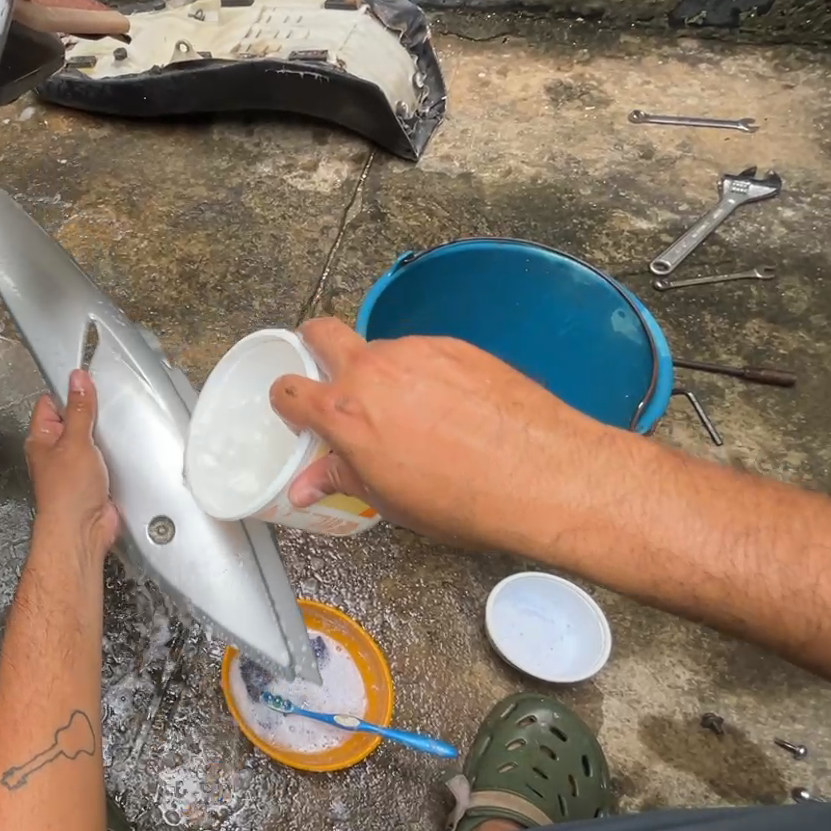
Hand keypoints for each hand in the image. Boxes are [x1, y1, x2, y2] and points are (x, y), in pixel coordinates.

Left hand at [25, 369, 119, 557]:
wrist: (83, 530)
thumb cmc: (67, 493)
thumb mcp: (76, 440)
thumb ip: (79, 408)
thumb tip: (77, 380)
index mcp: (41, 438)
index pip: (51, 401)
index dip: (68, 391)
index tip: (87, 384)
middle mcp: (54, 452)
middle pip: (74, 419)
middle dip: (91, 416)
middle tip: (103, 414)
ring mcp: (73, 467)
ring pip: (91, 439)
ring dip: (103, 439)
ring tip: (110, 439)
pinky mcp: (92, 480)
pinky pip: (104, 458)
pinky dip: (112, 457)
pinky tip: (117, 457)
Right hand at [268, 317, 629, 551]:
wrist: (544, 475)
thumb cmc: (459, 497)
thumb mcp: (385, 498)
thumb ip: (338, 479)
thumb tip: (303, 488)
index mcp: (343, 411)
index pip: (287, 389)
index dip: (286, 400)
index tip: (298, 411)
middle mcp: (371, 370)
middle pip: (320, 331)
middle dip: (313, 344)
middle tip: (328, 372)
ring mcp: (415, 351)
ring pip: (378, 347)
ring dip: (378, 368)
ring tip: (408, 406)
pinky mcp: (456, 346)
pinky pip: (422, 352)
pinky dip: (422, 371)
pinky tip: (449, 404)